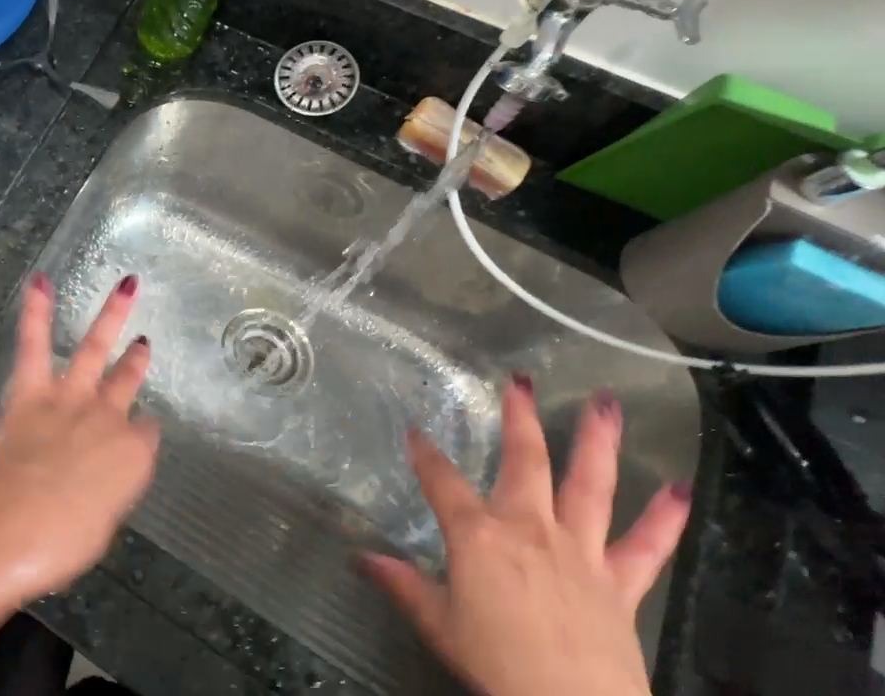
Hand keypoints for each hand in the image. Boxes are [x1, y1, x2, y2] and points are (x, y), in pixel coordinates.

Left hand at [0, 272, 159, 601]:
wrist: (17, 523)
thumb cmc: (61, 541)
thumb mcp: (97, 525)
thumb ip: (101, 495)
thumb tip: (92, 485)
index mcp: (133, 459)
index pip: (143, 437)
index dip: (137, 434)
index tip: (135, 430)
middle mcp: (109, 419)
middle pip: (127, 384)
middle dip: (137, 363)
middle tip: (146, 343)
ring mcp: (70, 399)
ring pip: (95, 349)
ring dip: (111, 316)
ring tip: (126, 286)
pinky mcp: (31, 390)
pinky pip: (35, 343)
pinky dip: (36, 311)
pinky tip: (40, 281)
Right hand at [362, 376, 691, 695]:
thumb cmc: (496, 662)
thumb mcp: (439, 623)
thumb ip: (404, 584)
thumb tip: (363, 558)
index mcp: (477, 535)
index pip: (441, 481)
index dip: (424, 453)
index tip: (414, 430)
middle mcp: (529, 528)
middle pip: (524, 462)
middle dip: (519, 419)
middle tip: (519, 381)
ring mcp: (580, 550)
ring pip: (589, 486)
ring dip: (598, 442)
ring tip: (606, 404)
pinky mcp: (620, 581)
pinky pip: (648, 546)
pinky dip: (666, 517)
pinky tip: (681, 488)